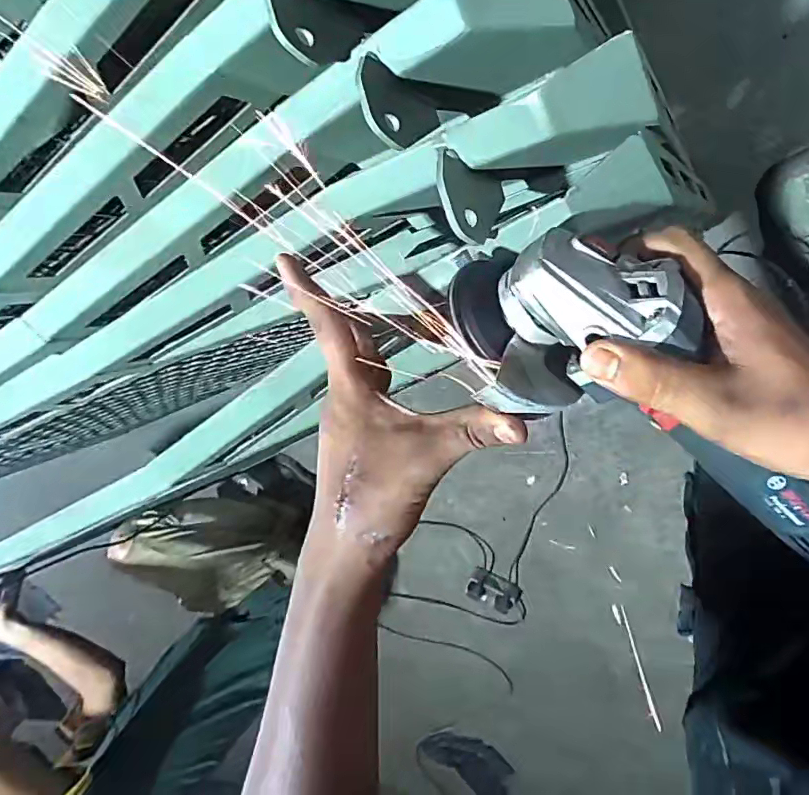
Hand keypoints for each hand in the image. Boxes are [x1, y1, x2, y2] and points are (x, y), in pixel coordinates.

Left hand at [279, 254, 526, 563]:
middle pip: (346, 335)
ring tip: (400, 303)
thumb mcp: (429, 456)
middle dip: (352, 299)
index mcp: (349, 389)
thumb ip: (475, 431)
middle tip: (367, 267)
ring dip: (373, 329)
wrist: (347, 550)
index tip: (285, 257)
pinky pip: (370, 378)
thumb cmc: (374, 496)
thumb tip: (524, 421)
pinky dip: (386, 358)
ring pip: (360, 357)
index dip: (309, 290)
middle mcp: (344, 393)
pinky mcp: (361, 429)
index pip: (328, 328)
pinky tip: (404, 359)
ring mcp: (351, 413)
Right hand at [578, 228, 808, 485]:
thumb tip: (591, 354)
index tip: (599, 268)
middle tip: (592, 307)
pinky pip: (699, 325)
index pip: (678, 243)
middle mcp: (736, 298)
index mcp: (729, 296)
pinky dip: (670, 333)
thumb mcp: (712, 403)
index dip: (637, 244)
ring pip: (687, 300)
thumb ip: (651, 378)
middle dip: (633, 282)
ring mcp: (745, 321)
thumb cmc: (787, 417)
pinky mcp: (749, 345)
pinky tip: (653, 363)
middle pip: (676, 270)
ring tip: (610, 334)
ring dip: (650, 311)